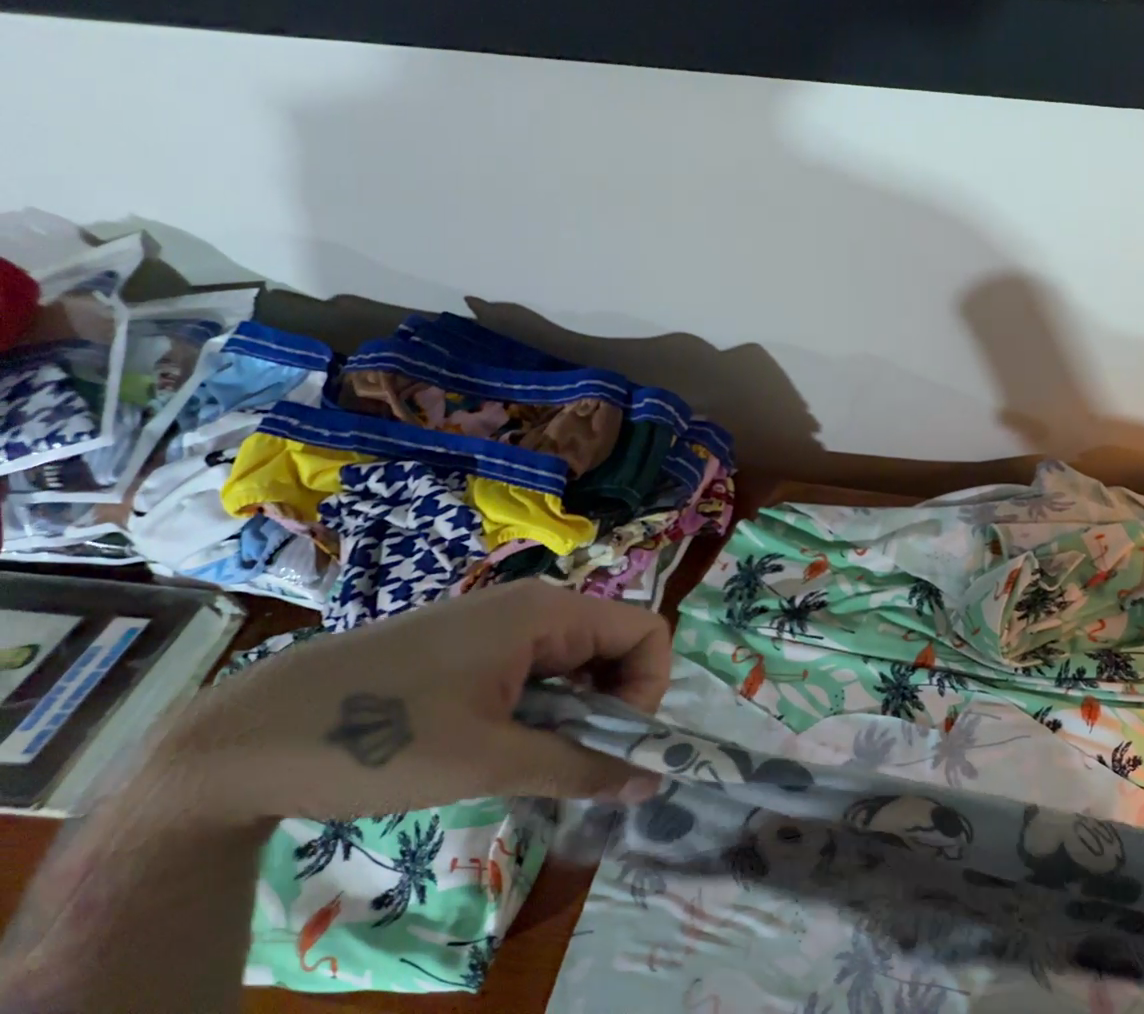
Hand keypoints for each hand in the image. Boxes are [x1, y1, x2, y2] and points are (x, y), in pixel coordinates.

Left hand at [142, 582, 669, 825]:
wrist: (242, 741)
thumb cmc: (378, 740)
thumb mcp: (490, 761)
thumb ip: (582, 767)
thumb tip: (653, 786)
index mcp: (545, 612)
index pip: (646, 633)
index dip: (648, 690)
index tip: (614, 745)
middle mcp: (526, 607)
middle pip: (612, 647)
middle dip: (612, 707)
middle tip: (575, 763)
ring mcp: (490, 626)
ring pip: (572, 665)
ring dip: (573, 716)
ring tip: (532, 763)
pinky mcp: (460, 650)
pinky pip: (531, 672)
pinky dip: (538, 712)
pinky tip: (497, 750)